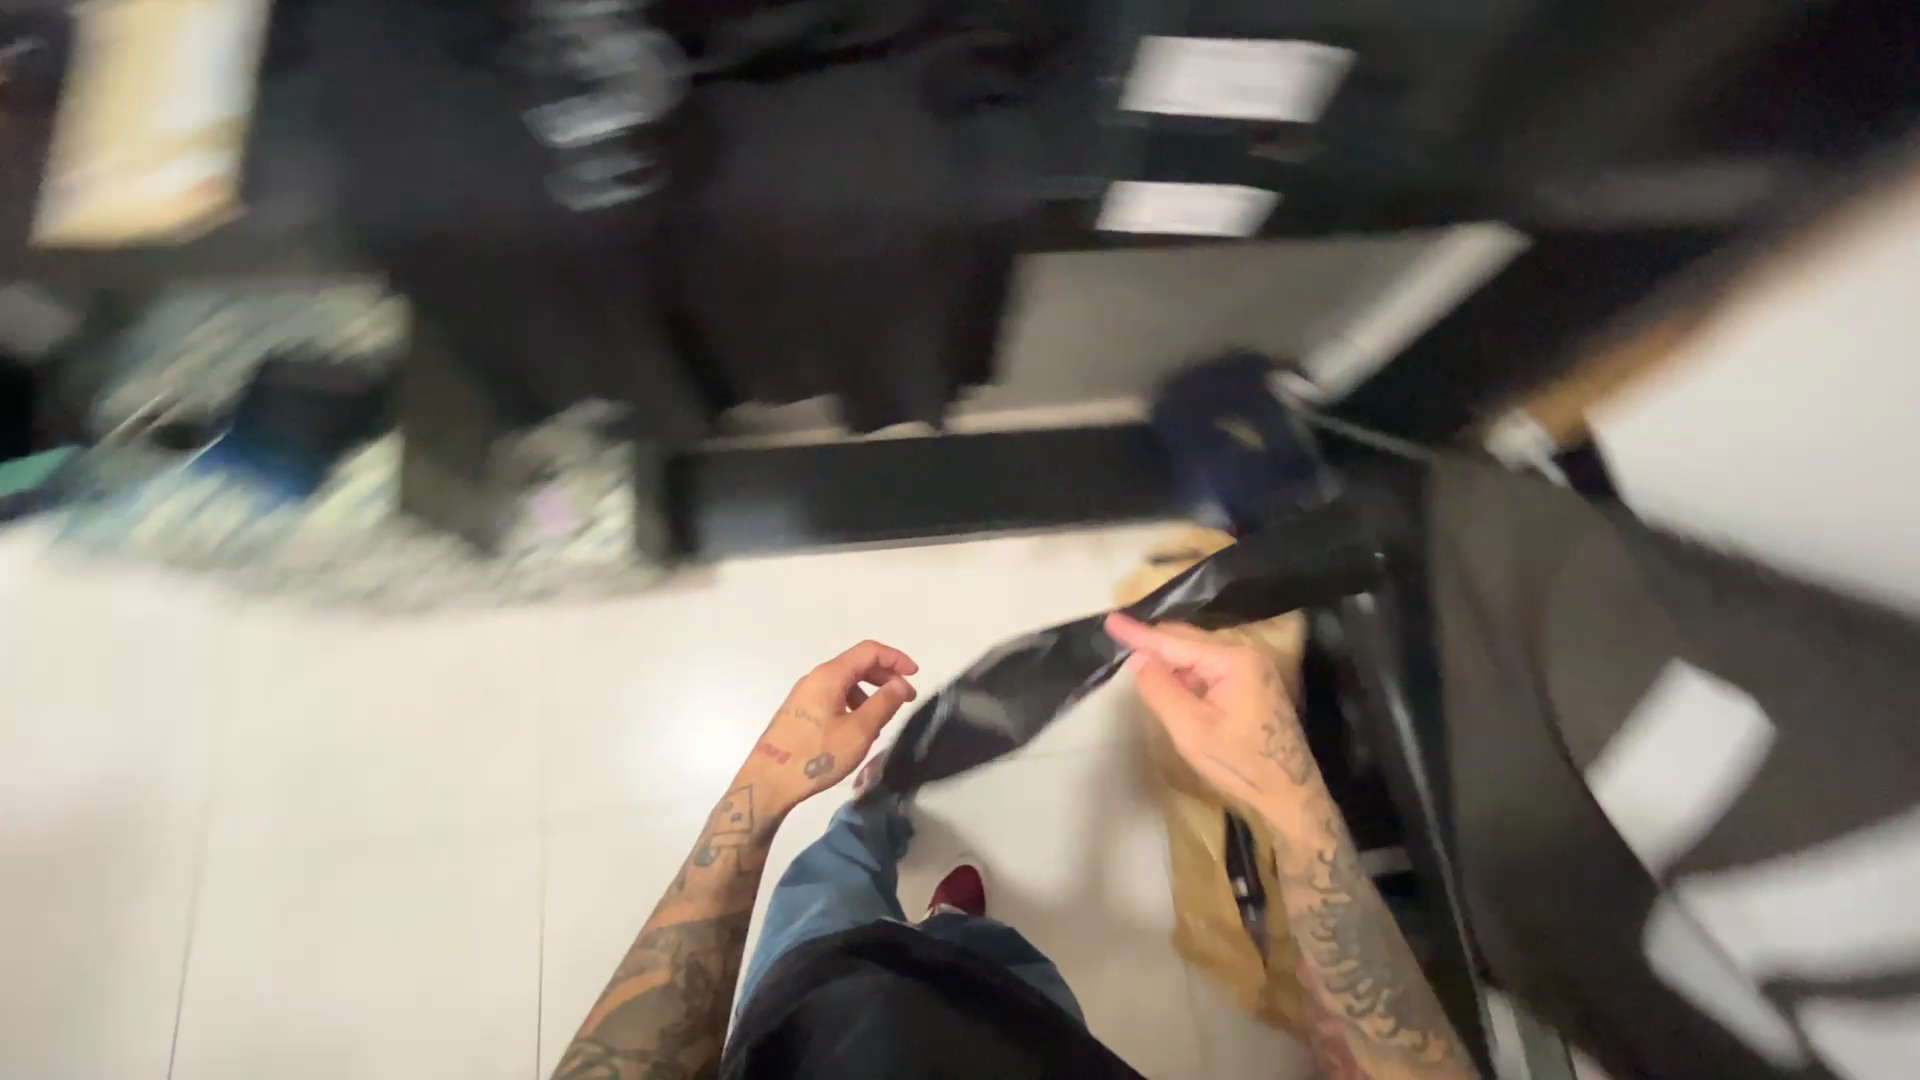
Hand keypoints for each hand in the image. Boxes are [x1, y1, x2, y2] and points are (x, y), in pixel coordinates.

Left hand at [740, 640, 919, 811]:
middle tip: (905, 698)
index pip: (869, 651)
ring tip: (882, 719)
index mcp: (829, 676)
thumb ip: (883, 704)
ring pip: (845, 682)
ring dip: (869, 692)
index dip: (895, 659)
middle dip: (885, 677)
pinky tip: (857, 729)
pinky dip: (853, 703)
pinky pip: (833, 696)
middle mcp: (815, 678)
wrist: (767, 783)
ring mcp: (804, 695)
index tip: (915, 675)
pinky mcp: (798, 712)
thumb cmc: (816, 757)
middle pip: (857, 664)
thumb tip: (900, 684)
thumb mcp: (858, 732)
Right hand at [1105, 613, 1317, 814]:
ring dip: (1169, 662)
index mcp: (1233, 660)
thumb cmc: (1240, 765)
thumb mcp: (1190, 729)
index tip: (1110, 620)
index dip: (1138, 633)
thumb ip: (1160, 689)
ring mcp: (1252, 667)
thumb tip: (1137, 658)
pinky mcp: (1252, 682)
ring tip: (1142, 671)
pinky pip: (1208, 667)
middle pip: (1186, 640)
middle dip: (1153, 645)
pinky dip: (1186, 674)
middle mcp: (1245, 653)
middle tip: (1119, 646)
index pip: (1173, 641)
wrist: (1291, 796)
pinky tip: (1173, 689)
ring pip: (1196, 654)